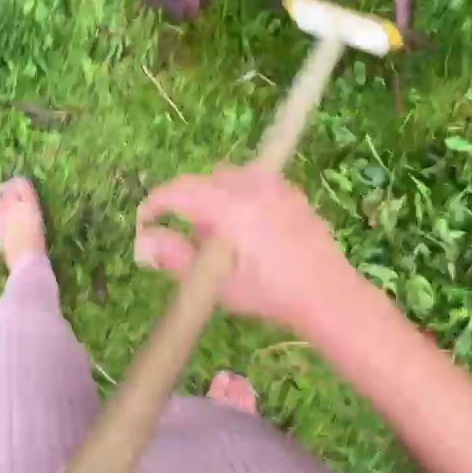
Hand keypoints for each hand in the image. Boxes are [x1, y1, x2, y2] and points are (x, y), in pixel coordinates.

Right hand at [134, 165, 364, 333]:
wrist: (327, 294)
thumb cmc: (268, 293)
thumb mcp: (215, 282)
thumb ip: (175, 258)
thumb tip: (143, 242)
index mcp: (227, 204)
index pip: (178, 191)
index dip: (155, 205)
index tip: (144, 222)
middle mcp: (250, 184)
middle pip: (203, 181)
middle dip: (186, 203)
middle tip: (185, 238)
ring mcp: (274, 184)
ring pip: (228, 178)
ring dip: (212, 199)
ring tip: (217, 236)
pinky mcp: (290, 192)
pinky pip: (252, 183)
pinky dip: (237, 198)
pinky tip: (246, 232)